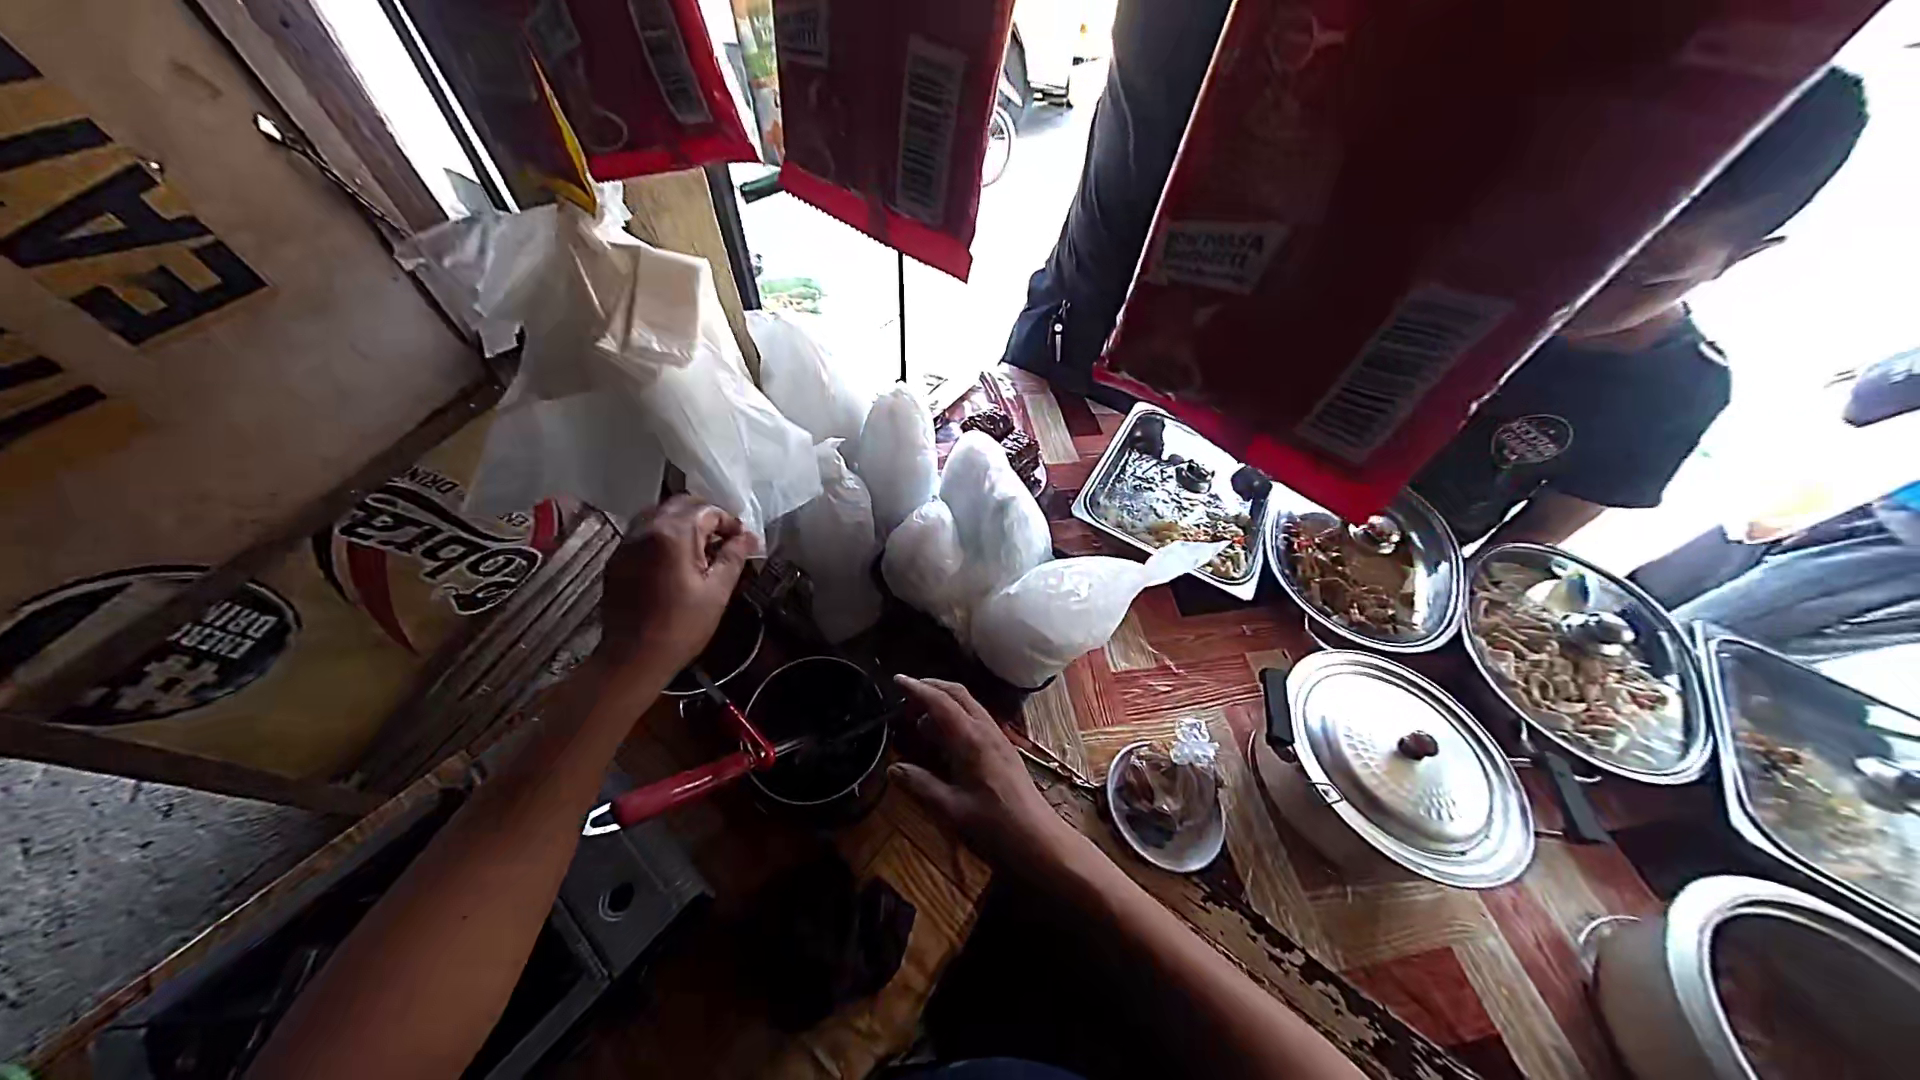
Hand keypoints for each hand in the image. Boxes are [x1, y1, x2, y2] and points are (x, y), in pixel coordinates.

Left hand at [599, 496, 759, 678]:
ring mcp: (627, 542)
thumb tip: (749, 537)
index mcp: (673, 534)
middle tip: (723, 542)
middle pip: (681, 505)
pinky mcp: (617, 558)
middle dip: (706, 518)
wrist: (634, 657)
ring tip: (700, 549)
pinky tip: (675, 560)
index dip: (730, 523)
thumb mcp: (718, 591)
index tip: (742, 543)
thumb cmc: (682, 626)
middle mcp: (646, 529)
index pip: (707, 510)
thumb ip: (733, 556)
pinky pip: (643, 533)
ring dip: (682, 523)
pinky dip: (663, 536)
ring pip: (659, 515)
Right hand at [889, 675, 1082, 877]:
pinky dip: (956, 715)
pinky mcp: (1004, 748)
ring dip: (944, 701)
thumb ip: (922, 785)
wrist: (1040, 838)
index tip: (897, 680)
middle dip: (931, 687)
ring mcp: (998, 737)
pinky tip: (945, 737)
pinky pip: (977, 718)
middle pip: (957, 694)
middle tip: (906, 694)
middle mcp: (986, 730)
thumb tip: (893, 769)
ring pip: (969, 704)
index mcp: (971, 740)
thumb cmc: (995, 825)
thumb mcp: (952, 809)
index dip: (917, 689)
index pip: (940, 702)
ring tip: (920, 716)